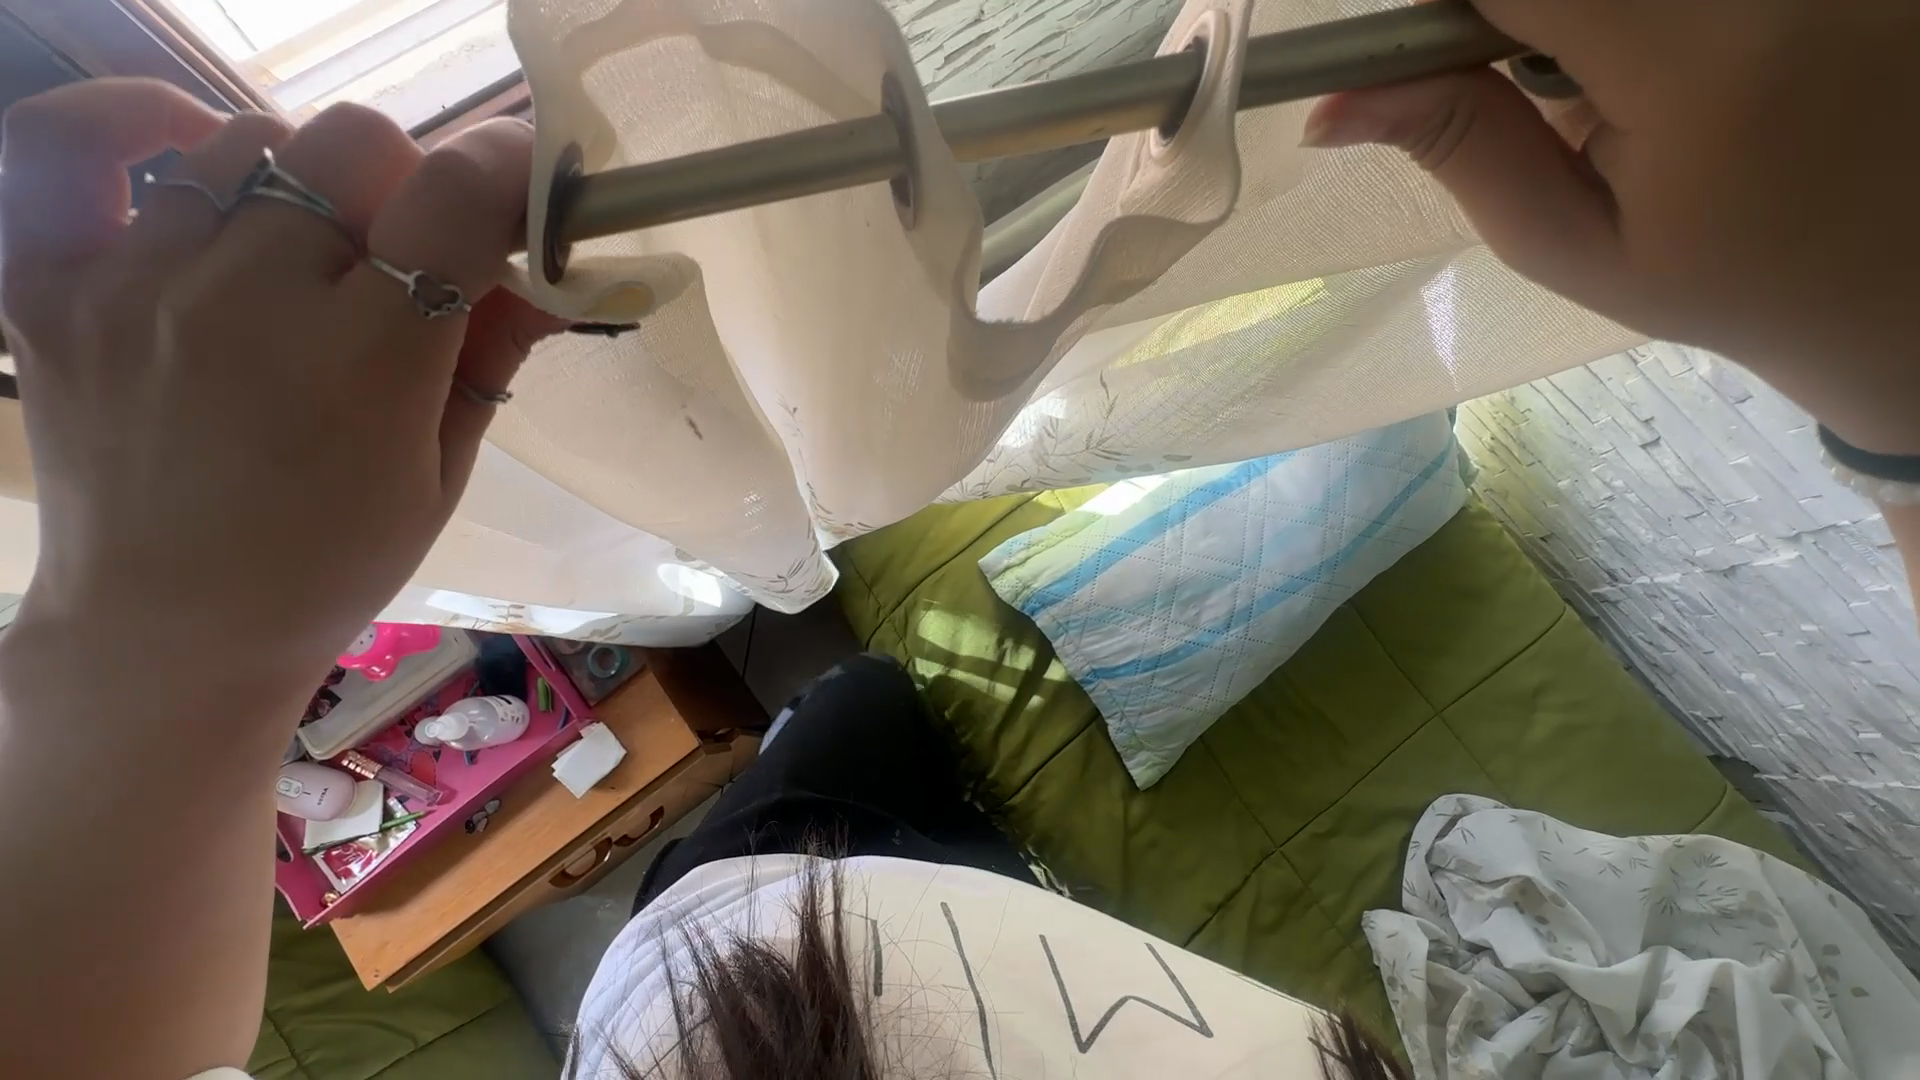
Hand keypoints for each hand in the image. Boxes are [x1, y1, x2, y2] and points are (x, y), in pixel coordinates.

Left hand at [0, 80, 564, 684]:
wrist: (178, 622)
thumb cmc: (343, 558)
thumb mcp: (447, 469)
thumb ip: (492, 356)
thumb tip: (548, 275)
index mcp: (370, 363)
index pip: (455, 202)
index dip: (510, 168)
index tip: (533, 179)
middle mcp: (252, 300)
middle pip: (356, 143)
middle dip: (417, 178)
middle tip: (426, 246)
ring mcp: (137, 281)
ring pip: (252, 142)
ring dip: (318, 180)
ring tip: (325, 248)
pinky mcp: (48, 281)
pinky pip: (71, 142)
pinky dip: (145, 123)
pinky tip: (202, 153)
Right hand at [1304, 0, 1919, 453]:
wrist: (1909, 264)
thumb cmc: (1718, 277)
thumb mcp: (1560, 239)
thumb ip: (1458, 147)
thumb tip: (1331, 107)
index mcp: (1705, 57)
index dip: (1435, 10)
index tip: (1400, 55)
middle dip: (1498, 16)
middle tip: (1512, 77)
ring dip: (1552, 17)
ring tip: (1600, 77)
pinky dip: (1615, 15)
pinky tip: (1657, 53)